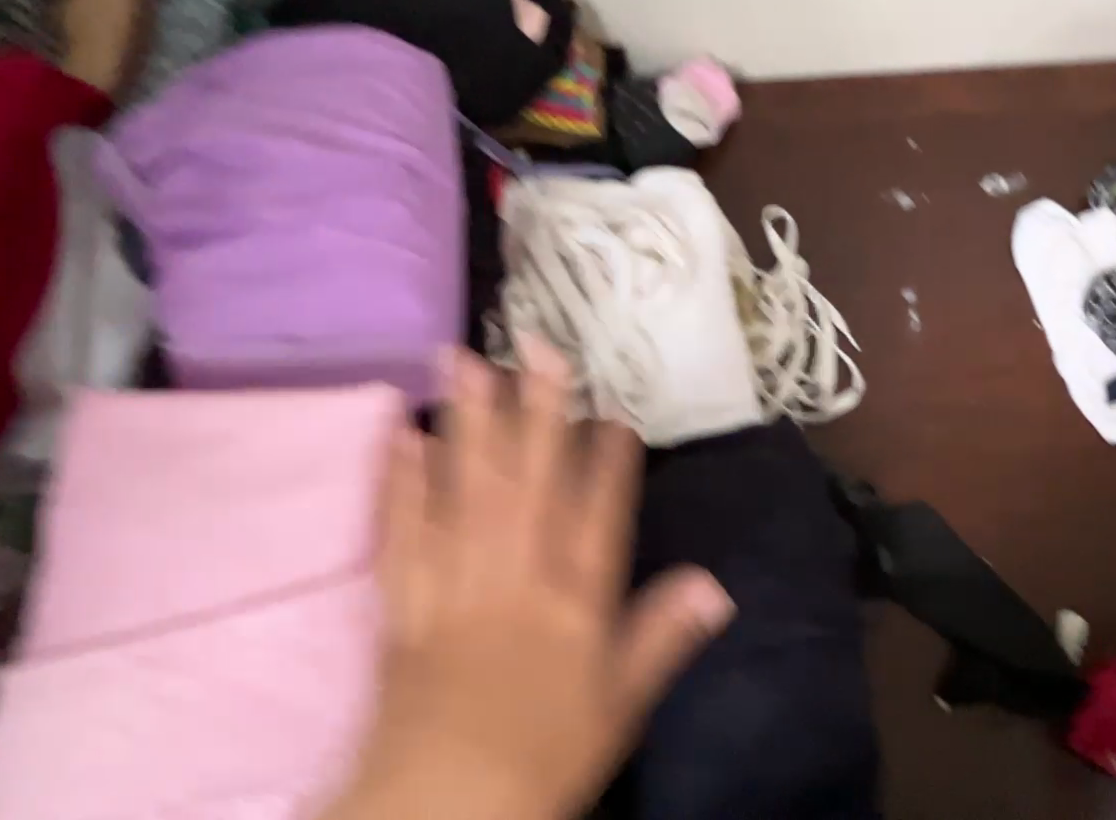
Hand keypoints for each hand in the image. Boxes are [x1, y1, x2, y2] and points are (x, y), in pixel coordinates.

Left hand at [323, 345, 735, 819]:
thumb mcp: (622, 702)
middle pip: (528, 477)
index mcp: (574, 597)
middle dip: (535, 407)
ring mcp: (454, 579)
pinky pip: (400, 530)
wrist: (442, 804)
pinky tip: (400, 432)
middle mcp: (515, 572)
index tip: (614, 407)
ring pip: (463, 487)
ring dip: (465, 420)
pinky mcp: (402, 599)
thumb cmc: (543, 751)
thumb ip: (665, 635)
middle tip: (534, 343)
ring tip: (462, 360)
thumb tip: (716, 584)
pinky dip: (399, 480)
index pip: (598, 510)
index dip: (608, 457)